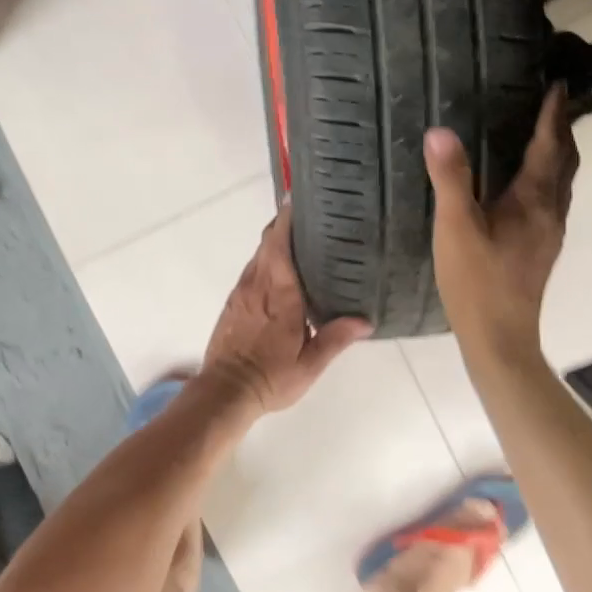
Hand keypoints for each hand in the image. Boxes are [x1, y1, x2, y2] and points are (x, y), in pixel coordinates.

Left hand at [198, 204, 373, 415]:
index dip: (286, 220)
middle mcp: (257, 284)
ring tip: (299, 241)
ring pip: (258, 256)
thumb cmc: (271, 377)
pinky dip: (265, 262)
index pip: (280, 244)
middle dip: (283, 226)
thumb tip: (365, 321)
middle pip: (267, 243)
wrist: (226, 390)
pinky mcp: (233, 302)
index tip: (297, 200)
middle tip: (308, 217)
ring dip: (274, 244)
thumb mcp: (310, 364)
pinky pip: (251, 271)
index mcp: (279, 293)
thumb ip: (335, 338)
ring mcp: (242, 292)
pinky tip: (279, 272)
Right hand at [426, 85, 579, 362]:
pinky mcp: (540, 248)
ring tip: (543, 131)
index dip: (553, 115)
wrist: (500, 339)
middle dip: (562, 129)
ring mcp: (549, 233)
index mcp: (535, 202)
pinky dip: (547, 174)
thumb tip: (441, 131)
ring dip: (558, 152)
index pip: (550, 147)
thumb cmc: (477, 281)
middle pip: (566, 162)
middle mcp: (551, 213)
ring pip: (562, 182)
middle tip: (554, 101)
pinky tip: (525, 181)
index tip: (557, 85)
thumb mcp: (456, 228)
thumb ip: (451, 179)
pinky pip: (552, 197)